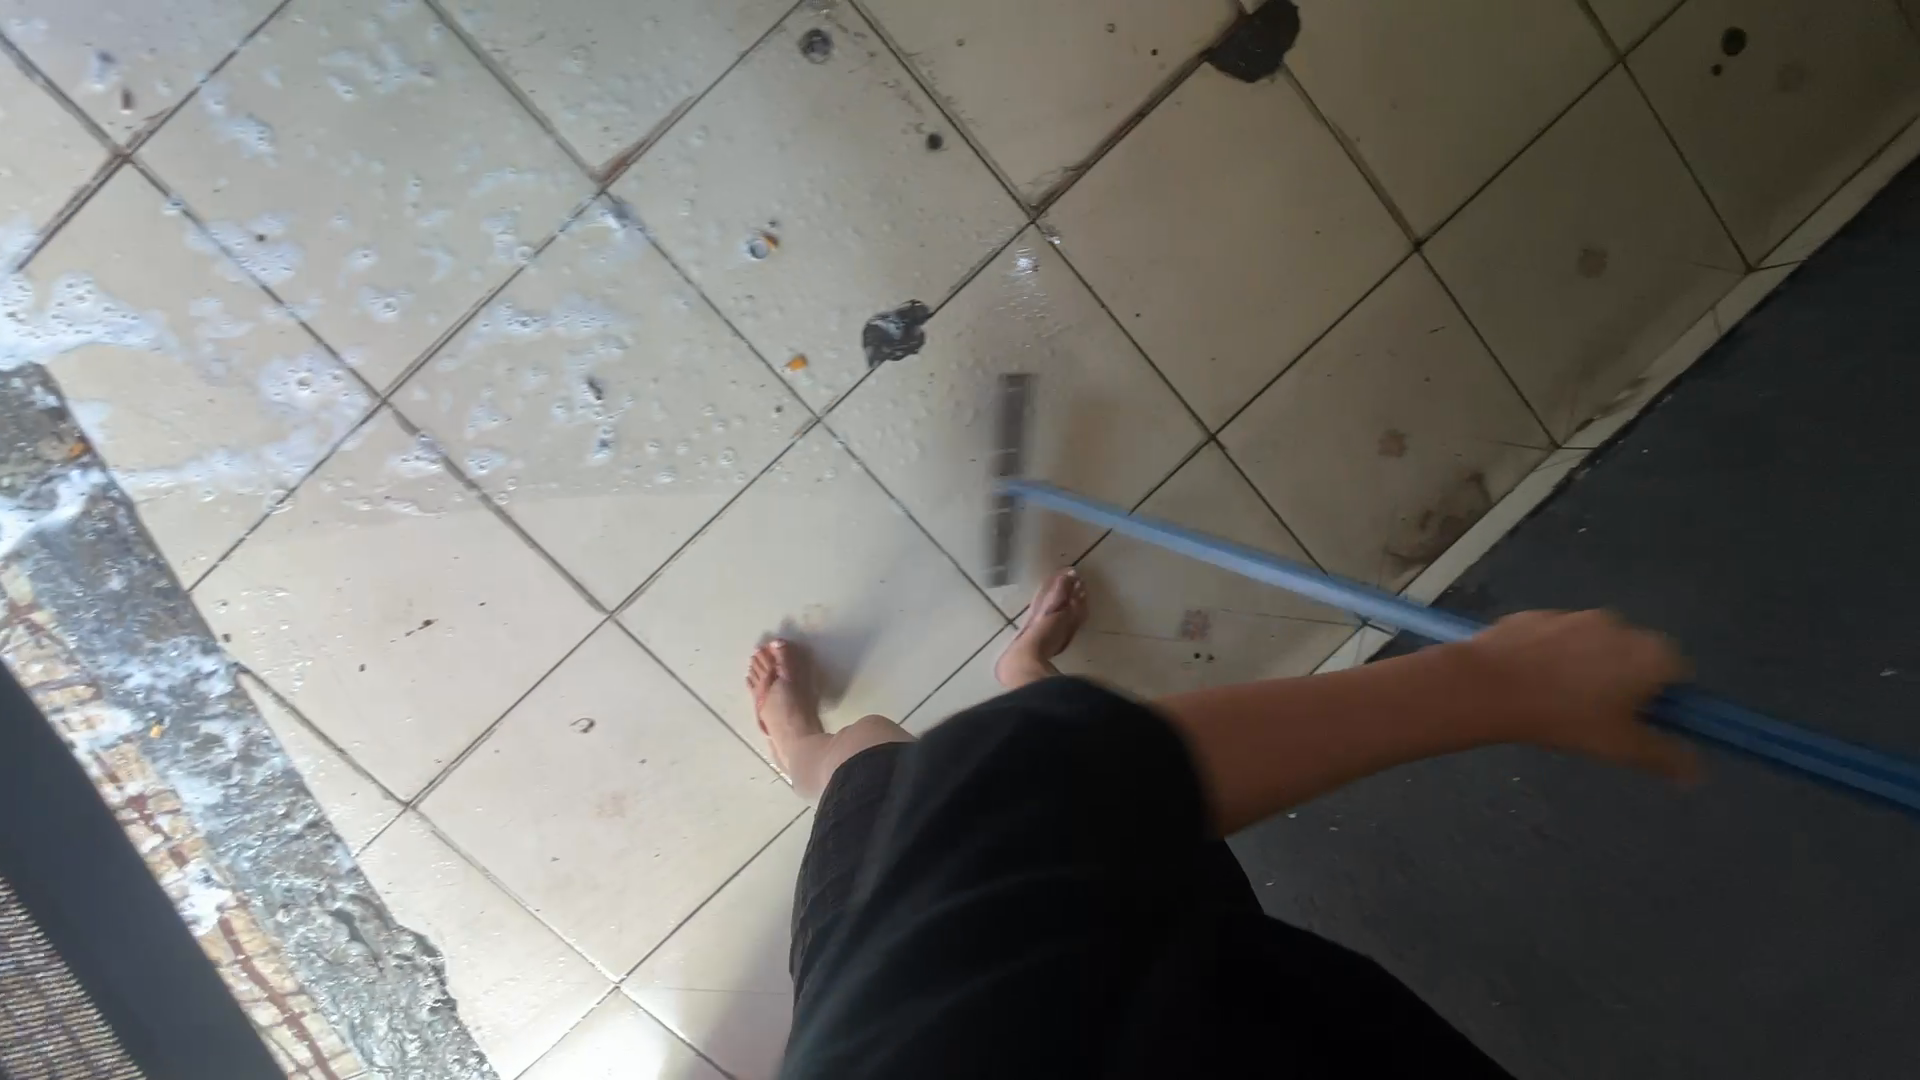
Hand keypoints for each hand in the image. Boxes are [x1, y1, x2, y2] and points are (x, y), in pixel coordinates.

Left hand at [1462, 610, 1698, 781]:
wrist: (1484, 685)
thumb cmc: (1562, 716)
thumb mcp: (1621, 747)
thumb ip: (1667, 757)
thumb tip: (1695, 772)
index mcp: (1651, 653)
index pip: (1677, 674)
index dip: (1661, 698)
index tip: (1636, 717)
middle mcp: (1616, 624)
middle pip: (1631, 654)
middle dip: (1621, 678)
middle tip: (1593, 710)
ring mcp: (1568, 614)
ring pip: (1588, 643)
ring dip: (1581, 663)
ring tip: (1553, 694)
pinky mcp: (1529, 614)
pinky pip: (1549, 636)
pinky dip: (1545, 652)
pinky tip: (1525, 675)